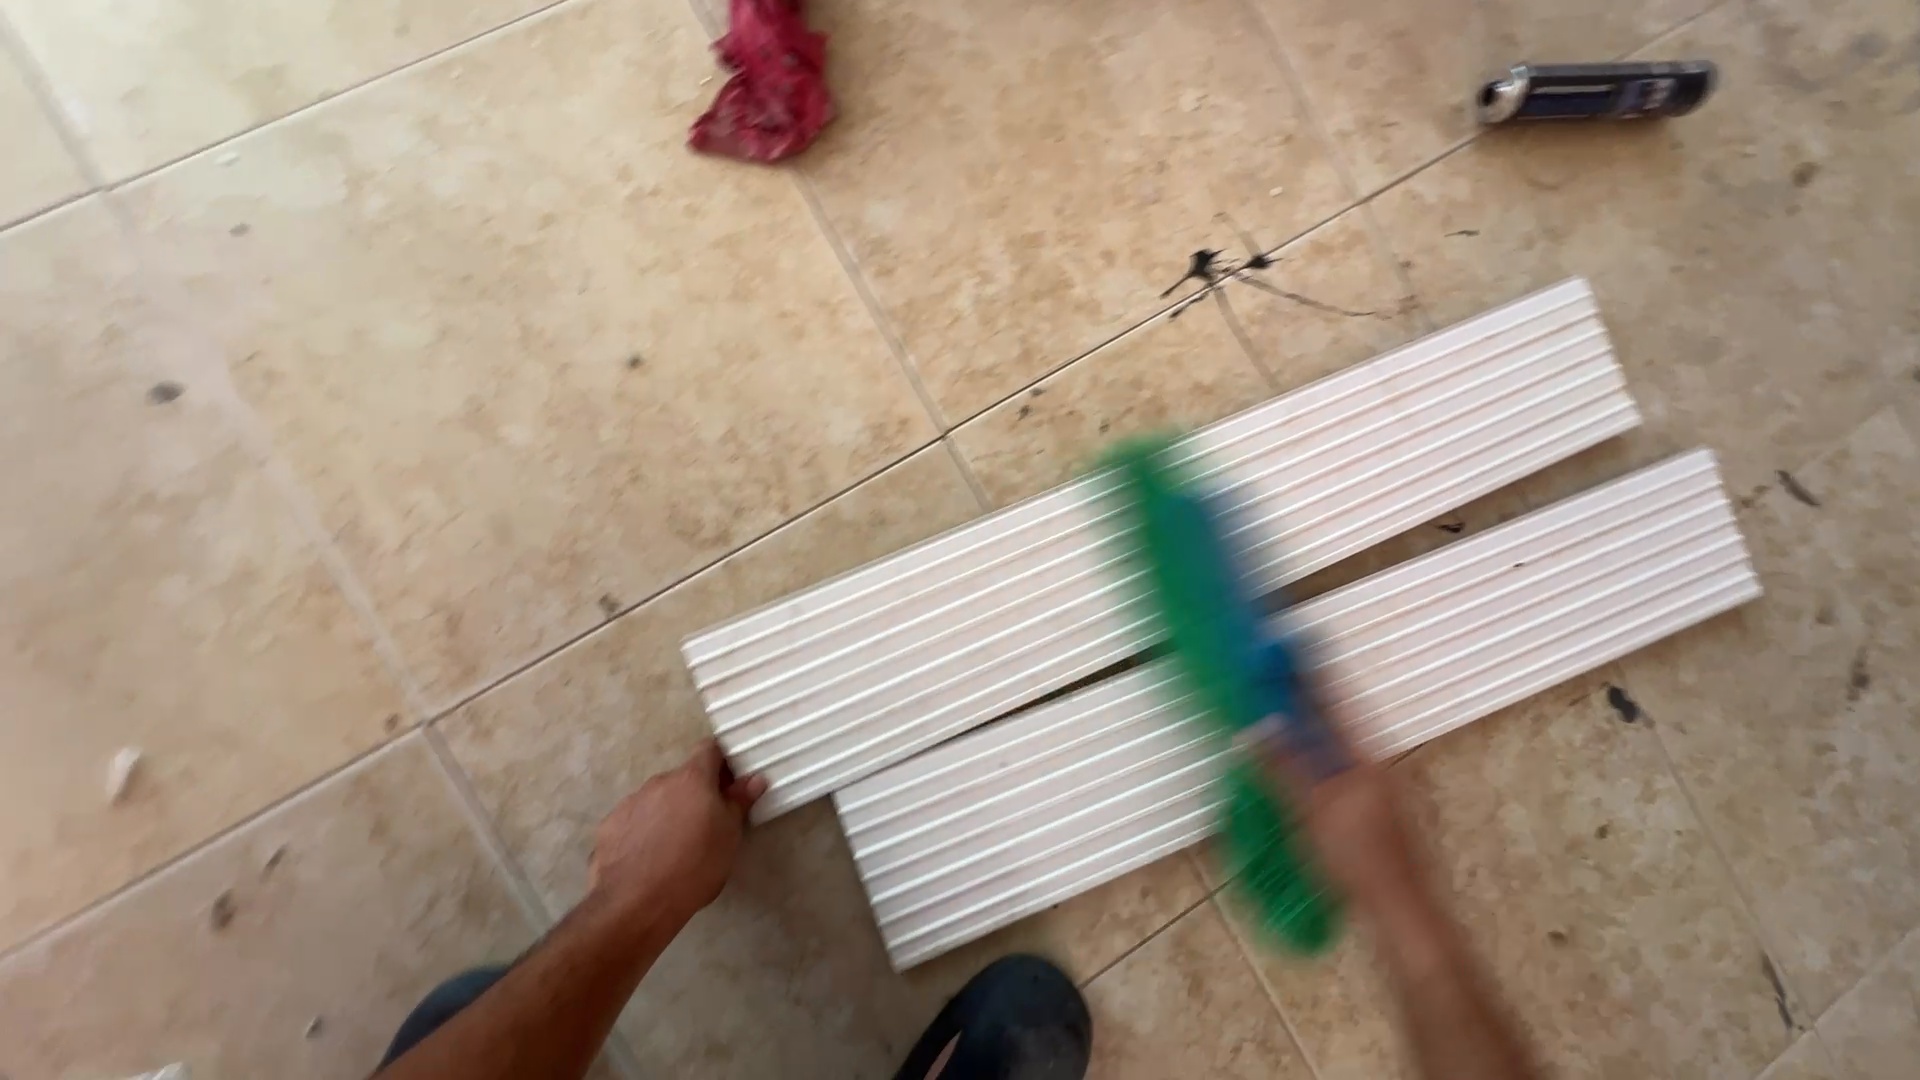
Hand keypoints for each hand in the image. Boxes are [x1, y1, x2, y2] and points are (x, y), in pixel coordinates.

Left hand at [588, 741, 767, 926]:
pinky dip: (642, 831)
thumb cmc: (695, 866)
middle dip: (695, 794)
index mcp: (693, 778)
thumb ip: (740, 802)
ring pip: (657, 799)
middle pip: (683, 778)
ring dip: (668, 812)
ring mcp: (630, 803)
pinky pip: (633, 820)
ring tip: (674, 846)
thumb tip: (754, 779)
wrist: (637, 904)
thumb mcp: (729, 836)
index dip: (722, 762)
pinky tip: (647, 858)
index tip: (729, 782)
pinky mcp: (608, 827)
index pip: (710, 749)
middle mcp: (660, 782)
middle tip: (706, 823)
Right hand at [1245, 669, 1430, 919]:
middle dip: (1310, 696)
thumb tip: (1254, 727)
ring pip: (1339, 745)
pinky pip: (1338, 766)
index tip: (1290, 645)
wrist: (1401, 910)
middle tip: (1276, 677)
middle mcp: (1375, 764)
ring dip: (1312, 726)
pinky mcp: (1372, 808)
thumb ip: (1282, 766)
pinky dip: (1316, 754)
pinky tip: (1299, 764)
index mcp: (1364, 757)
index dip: (1311, 673)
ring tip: (1281, 712)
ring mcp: (1377, 788)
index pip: (1334, 702)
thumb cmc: (1357, 856)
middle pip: (1338, 719)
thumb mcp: (1311, 809)